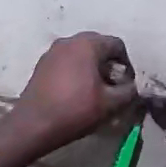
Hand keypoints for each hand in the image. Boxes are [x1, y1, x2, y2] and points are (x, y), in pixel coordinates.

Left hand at [10, 33, 137, 151]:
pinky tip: (77, 91)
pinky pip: (67, 61)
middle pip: (98, 46)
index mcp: (88, 44)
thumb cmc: (75, 110)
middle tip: (113, 86)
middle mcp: (69, 41)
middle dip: (109, 64)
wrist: (33, 125)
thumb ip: (129, 91)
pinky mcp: (42, 64)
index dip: (127, 64)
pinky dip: (76, 71)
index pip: (117, 45)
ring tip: (95, 90)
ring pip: (81, 53)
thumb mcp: (111, 104)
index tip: (127, 84)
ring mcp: (52, 51)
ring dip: (92, 67)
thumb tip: (132, 87)